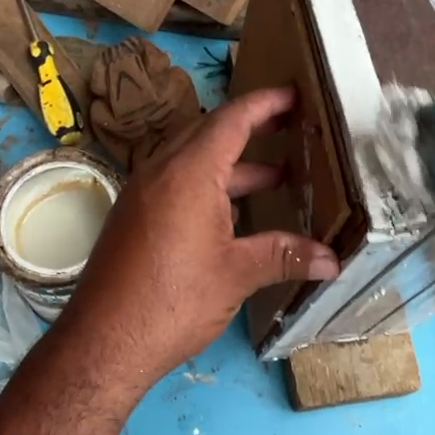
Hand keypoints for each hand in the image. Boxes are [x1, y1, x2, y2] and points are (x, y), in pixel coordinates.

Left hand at [57, 87, 339, 393]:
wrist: (103, 341)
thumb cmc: (172, 301)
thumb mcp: (235, 274)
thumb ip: (284, 256)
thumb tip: (332, 260)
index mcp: (188, 172)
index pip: (231, 120)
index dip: (264, 104)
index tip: (293, 93)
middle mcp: (160, 171)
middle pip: (209, 132)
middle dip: (251, 126)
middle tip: (289, 125)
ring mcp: (142, 193)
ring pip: (192, 159)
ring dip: (232, 162)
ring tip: (276, 174)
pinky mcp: (134, 215)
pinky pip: (176, 181)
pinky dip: (209, 183)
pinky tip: (232, 212)